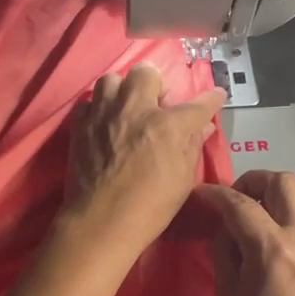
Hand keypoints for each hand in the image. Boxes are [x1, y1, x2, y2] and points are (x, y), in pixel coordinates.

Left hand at [62, 64, 224, 255]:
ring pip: (112, 80)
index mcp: (167, 125)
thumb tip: (203, 126)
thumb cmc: (150, 207)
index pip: (197, 103)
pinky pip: (89, 102)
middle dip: (155, 84)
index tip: (215, 96)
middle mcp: (134, 109)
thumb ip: (193, 146)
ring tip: (125, 110)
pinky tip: (104, 125)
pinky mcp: (80, 124)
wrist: (101, 222)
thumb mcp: (183, 180)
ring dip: (122, 91)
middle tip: (156, 105)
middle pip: (146, 73)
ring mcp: (103, 114)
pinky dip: (98, 109)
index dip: (210, 99)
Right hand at [194, 171, 294, 295]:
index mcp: (273, 249)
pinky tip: (273, 227)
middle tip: (233, 200)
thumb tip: (224, 222)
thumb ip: (224, 248)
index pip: (240, 204)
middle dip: (251, 181)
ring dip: (272, 191)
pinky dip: (288, 205)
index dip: (216, 194)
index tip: (200, 193)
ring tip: (253, 212)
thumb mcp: (228, 291)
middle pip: (280, 180)